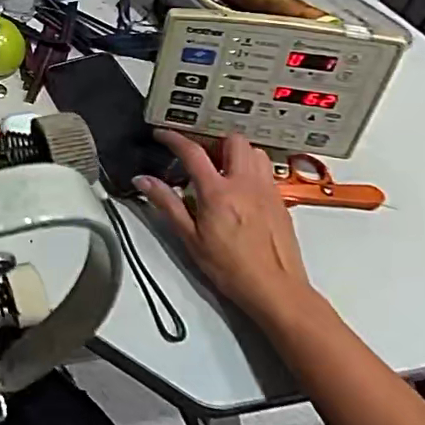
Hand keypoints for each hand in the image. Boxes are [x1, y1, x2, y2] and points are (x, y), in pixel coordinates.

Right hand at [134, 129, 317, 326]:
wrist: (275, 289)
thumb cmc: (232, 269)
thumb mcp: (190, 238)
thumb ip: (167, 203)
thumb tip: (144, 181)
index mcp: (218, 192)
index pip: (192, 152)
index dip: (173, 138)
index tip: (163, 135)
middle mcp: (245, 184)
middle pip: (232, 140)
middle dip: (213, 141)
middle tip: (200, 157)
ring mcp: (266, 190)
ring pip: (254, 151)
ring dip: (236, 152)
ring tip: (222, 170)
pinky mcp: (280, 200)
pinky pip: (265, 170)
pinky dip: (251, 169)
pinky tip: (241, 190)